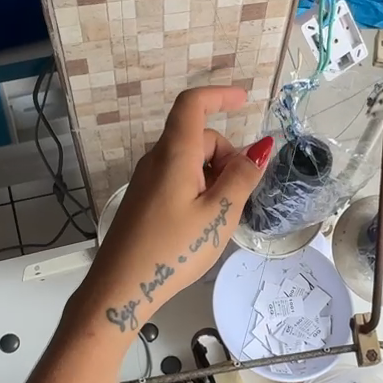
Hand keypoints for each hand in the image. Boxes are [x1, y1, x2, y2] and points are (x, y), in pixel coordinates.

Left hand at [73, 86, 271, 338]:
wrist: (121, 287)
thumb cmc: (172, 251)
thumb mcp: (218, 215)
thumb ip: (242, 178)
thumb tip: (261, 148)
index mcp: (175, 154)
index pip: (193, 104)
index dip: (220, 95)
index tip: (245, 100)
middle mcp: (156, 159)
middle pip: (198, 137)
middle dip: (226, 154)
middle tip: (240, 194)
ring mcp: (147, 179)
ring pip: (189, 160)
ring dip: (213, 175)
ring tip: (221, 215)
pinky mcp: (143, 199)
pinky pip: (177, 178)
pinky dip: (198, 188)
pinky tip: (202, 223)